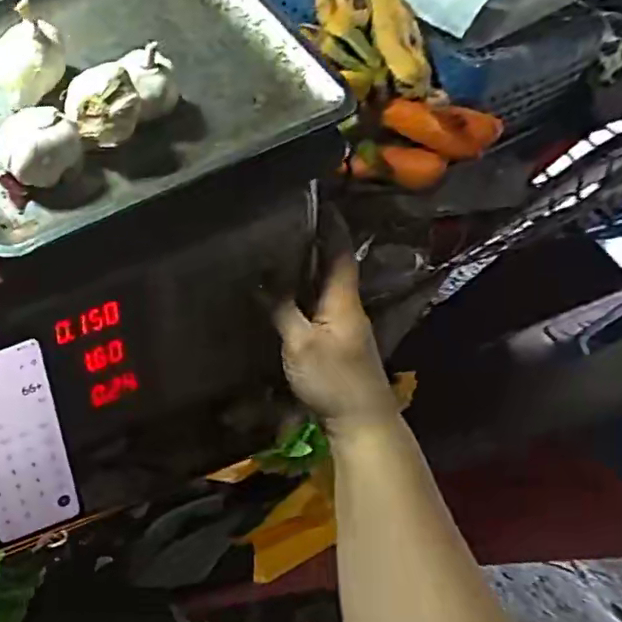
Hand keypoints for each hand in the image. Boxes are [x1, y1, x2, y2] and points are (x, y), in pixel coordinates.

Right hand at [270, 213, 398, 436]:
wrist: (359, 417)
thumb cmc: (332, 377)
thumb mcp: (300, 343)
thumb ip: (282, 311)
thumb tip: (262, 284)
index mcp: (343, 300)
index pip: (339, 253)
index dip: (331, 228)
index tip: (318, 204)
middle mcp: (347, 307)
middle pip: (332, 269)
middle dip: (314, 246)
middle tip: (287, 228)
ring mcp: (343, 326)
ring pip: (323, 289)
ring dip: (306, 272)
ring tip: (278, 258)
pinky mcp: (334, 343)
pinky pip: (316, 308)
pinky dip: (301, 297)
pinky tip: (283, 299)